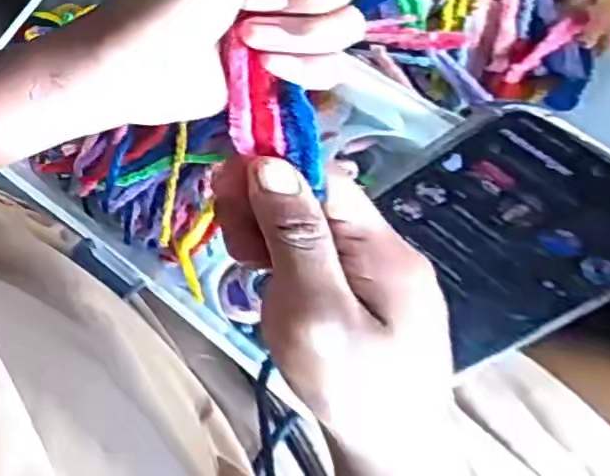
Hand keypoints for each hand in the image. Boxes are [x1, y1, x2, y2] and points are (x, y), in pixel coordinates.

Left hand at [85, 0, 368, 126]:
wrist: (130, 72)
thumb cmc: (156, 10)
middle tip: (246, 3)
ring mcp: (279, 28)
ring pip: (343, 24)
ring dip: (297, 33)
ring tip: (243, 39)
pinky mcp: (280, 69)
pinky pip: (331, 67)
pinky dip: (303, 68)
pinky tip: (263, 66)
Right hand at [215, 158, 461, 475]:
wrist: (386, 452)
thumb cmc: (348, 383)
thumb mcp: (314, 309)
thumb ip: (294, 234)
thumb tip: (269, 162)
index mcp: (381, 248)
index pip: (319, 174)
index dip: (266, 170)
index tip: (224, 192)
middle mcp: (378, 244)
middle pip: (302, 187)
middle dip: (255, 200)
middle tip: (235, 241)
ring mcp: (365, 262)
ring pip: (292, 209)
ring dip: (255, 222)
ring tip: (246, 261)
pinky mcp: (348, 277)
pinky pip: (297, 236)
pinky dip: (266, 242)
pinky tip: (259, 267)